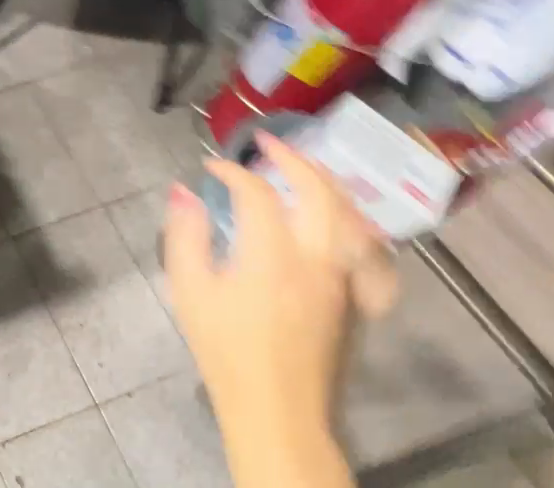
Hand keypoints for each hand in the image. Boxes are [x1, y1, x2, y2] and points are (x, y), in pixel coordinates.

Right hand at [163, 133, 398, 435]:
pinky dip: (357, 227)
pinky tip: (344, 222)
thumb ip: (185, 235)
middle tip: (266, 143)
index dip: (232, 171)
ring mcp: (345, 280)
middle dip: (292, 158)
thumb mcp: (189, 290)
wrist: (276, 410)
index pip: (257, 193)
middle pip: (319, 192)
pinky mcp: (357, 300)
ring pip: (352, 217)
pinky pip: (371, 253)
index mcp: (271, 255)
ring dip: (327, 184)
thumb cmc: (224, 348)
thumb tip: (183, 190)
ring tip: (305, 169)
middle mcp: (317, 259)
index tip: (210, 167)